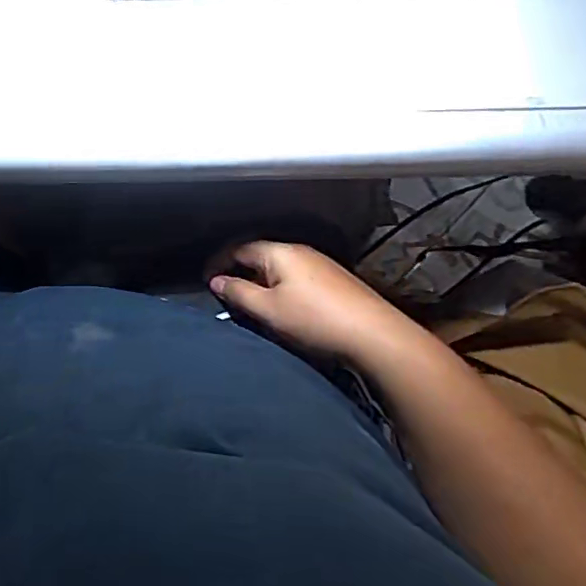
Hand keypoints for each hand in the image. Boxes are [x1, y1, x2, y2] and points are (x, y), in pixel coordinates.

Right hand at [208, 241, 411, 361]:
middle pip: (260, 257)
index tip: (210, 282)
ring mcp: (321, 265)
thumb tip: (217, 282)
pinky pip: (298, 279)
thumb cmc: (317, 320)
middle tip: (230, 298)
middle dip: (242, 275)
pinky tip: (286, 312)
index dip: (220, 264)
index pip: (239, 249)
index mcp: (280, 252)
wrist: (376, 336)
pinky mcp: (336, 282)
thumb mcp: (268, 309)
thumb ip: (238, 293)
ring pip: (280, 270)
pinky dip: (284, 291)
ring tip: (255, 308)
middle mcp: (300, 252)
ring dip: (263, 285)